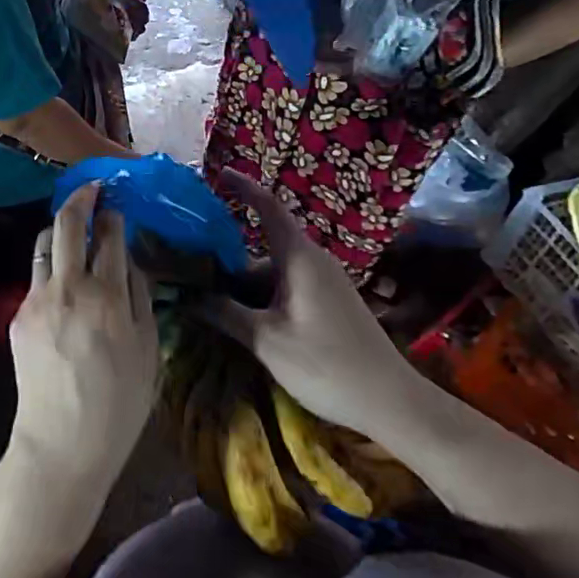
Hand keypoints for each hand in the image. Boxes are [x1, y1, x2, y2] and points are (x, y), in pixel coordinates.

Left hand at [8, 184, 159, 494]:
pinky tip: (62, 283)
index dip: (114, 214)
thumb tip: (130, 261)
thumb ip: (141, 298)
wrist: (64, 442)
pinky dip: (51, 269)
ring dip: (60, 228)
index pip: (110, 236)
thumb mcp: (150, 352)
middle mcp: (71, 288)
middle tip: (91, 190)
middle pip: (69, 224)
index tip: (116, 205)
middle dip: (81, 198)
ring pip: (45, 243)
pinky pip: (36, 277)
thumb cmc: (119, 404)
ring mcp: (39, 298)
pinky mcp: (19, 313)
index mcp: (110, 298)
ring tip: (72, 228)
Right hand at [208, 169, 433, 436]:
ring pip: (269, 272)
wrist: (393, 404)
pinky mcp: (327, 303)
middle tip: (186, 266)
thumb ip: (224, 313)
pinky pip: (284, 286)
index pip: (267, 207)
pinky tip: (239, 319)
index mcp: (298, 258)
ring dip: (240, 284)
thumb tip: (185, 296)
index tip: (216, 173)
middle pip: (259, 248)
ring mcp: (321, 283)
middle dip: (224, 257)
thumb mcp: (267, 340)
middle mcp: (311, 261)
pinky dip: (258, 296)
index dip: (242, 187)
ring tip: (203, 300)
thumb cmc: (327, 365)